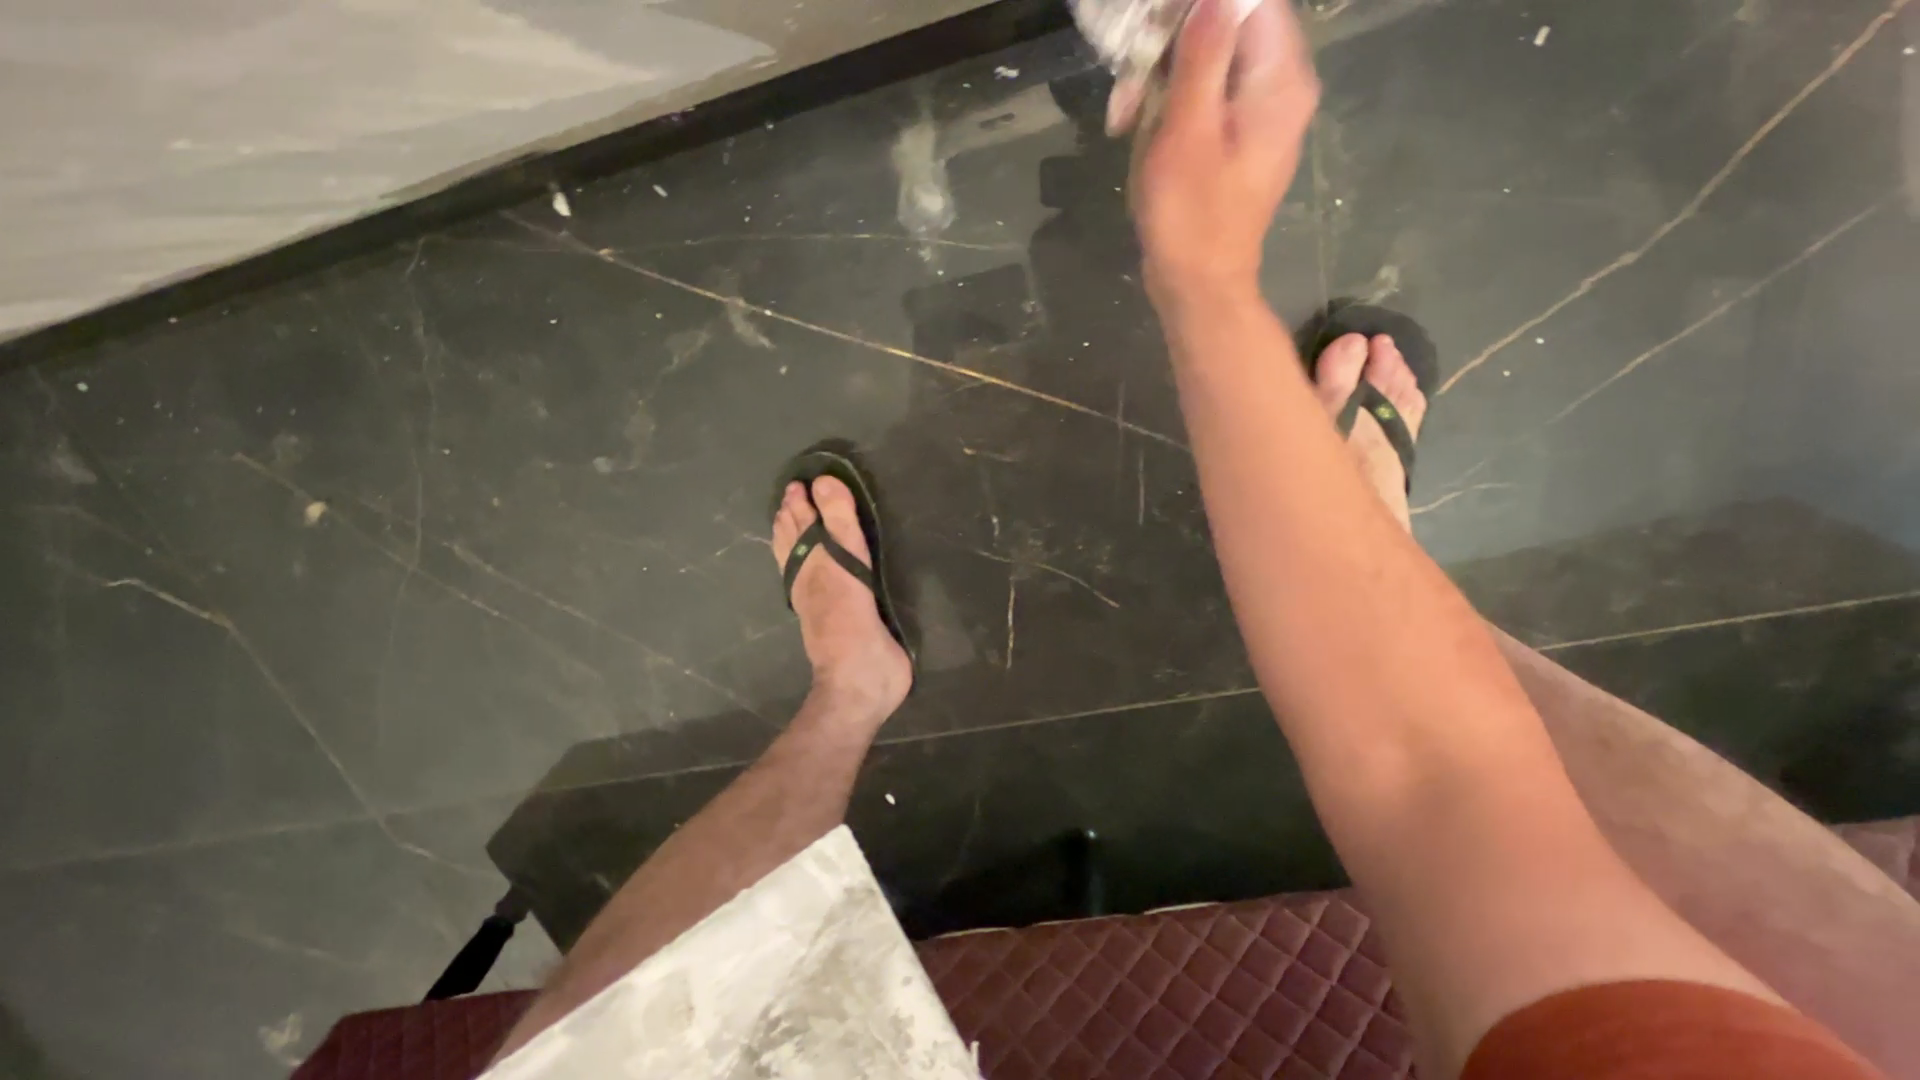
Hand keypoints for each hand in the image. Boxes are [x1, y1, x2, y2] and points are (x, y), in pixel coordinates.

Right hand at [1131, 0, 1319, 307]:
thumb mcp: (1187, 130)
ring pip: (1211, 60)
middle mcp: (1282, 87)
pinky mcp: (1239, 137)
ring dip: (1164, 76)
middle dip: (1172, 43)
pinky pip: (1208, 94)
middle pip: (1230, 26)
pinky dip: (1173, 101)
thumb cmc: (1190, 214)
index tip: (1153, 26)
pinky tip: (1140, 123)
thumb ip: (1202, 55)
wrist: (1198, 285)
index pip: (1250, 1)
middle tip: (1129, 80)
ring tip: (1126, 113)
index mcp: (1281, 80)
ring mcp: (1261, 114)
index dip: (1197, 5)